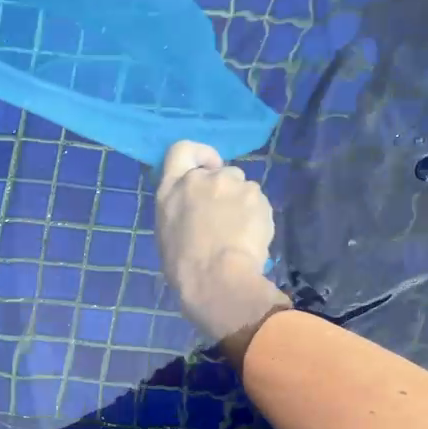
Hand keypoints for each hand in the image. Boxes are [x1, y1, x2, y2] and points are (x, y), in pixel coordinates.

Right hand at [154, 141, 290, 342]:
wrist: (217, 278)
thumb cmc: (182, 262)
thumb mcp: (167, 228)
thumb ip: (180, 205)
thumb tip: (194, 202)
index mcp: (172, 188)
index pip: (182, 150)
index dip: (197, 155)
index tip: (203, 169)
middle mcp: (204, 179)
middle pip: (217, 170)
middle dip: (220, 187)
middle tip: (216, 216)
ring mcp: (235, 186)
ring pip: (240, 186)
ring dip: (238, 201)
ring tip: (233, 231)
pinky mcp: (260, 197)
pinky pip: (257, 200)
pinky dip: (253, 214)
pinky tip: (247, 236)